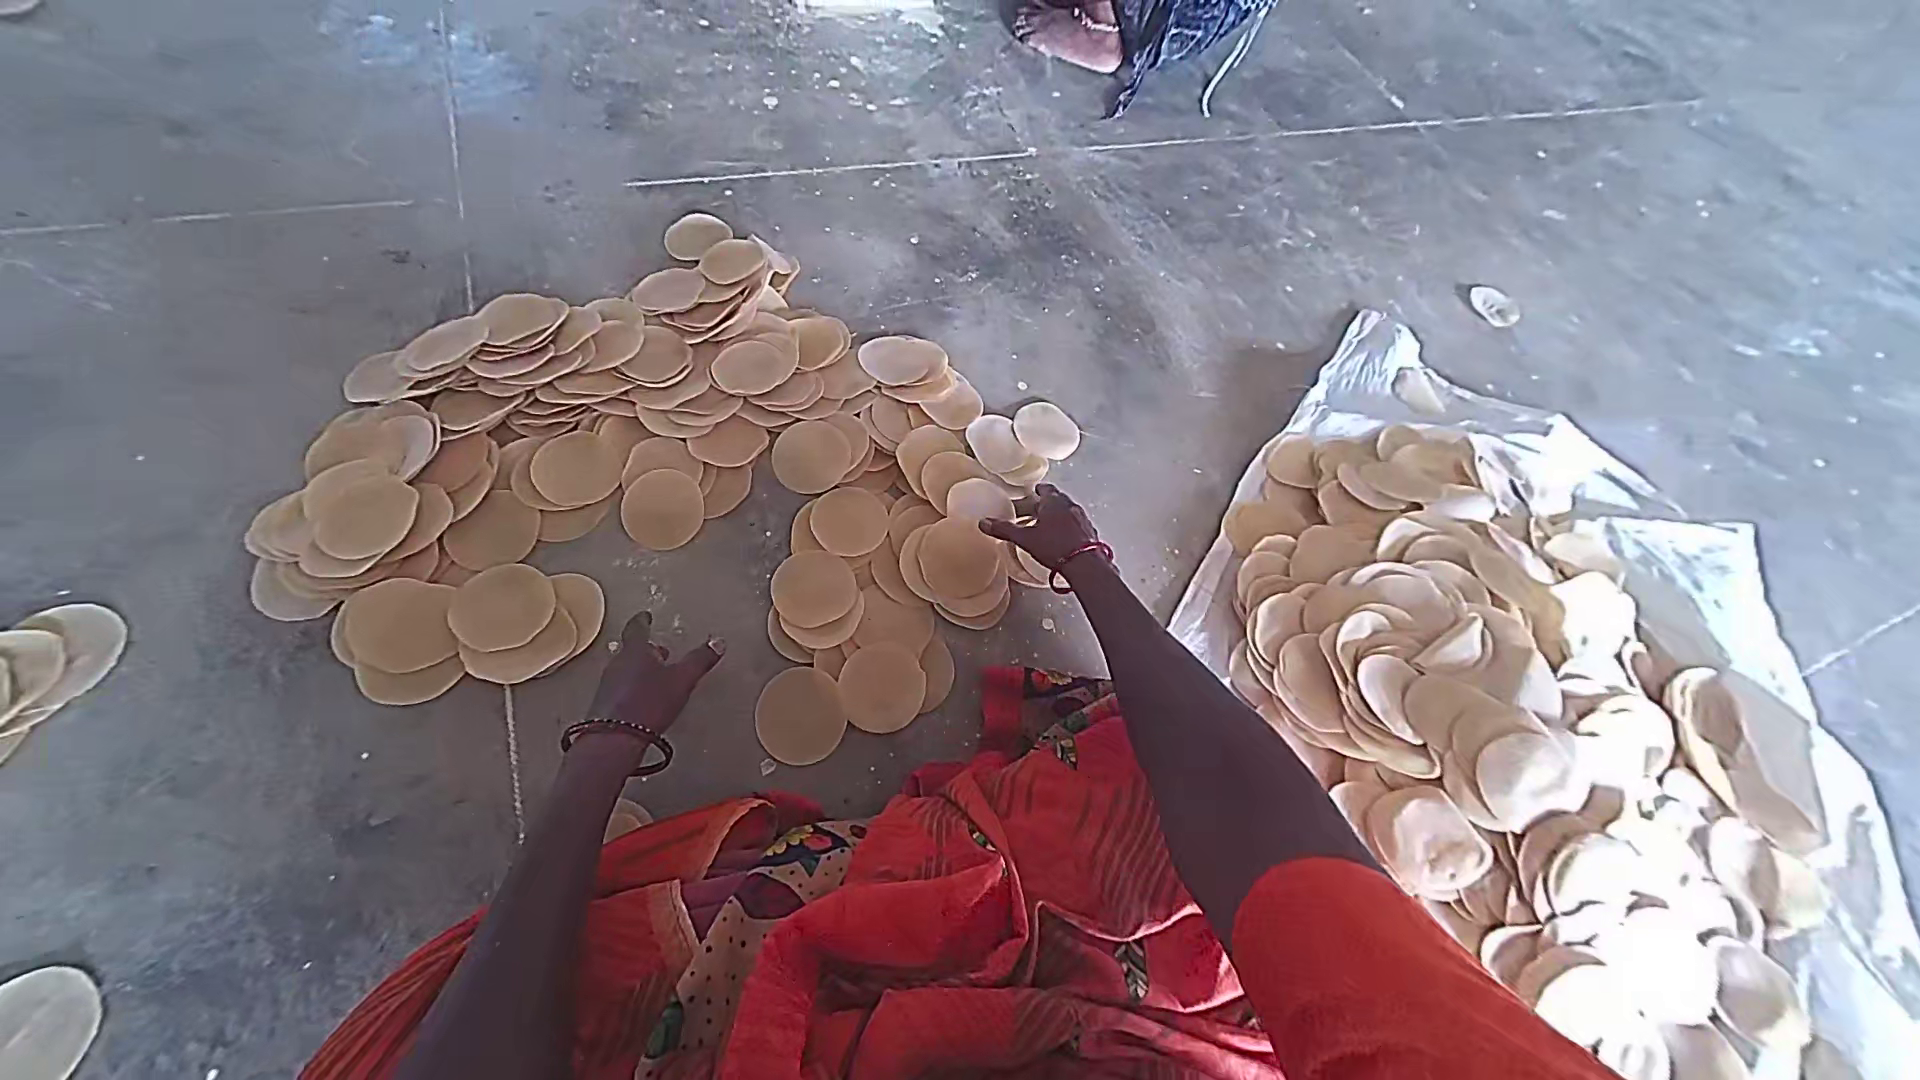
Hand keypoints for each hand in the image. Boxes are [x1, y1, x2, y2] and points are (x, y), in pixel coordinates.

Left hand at [584, 611, 723, 733]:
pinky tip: (645, 699)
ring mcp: (607, 686)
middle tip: (659, 651)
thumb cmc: (649, 702)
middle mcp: (617, 665)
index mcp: (635, 652)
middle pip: (631, 651)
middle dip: (646, 650)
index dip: (642, 621)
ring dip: (640, 670)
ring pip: (626, 670)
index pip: (636, 629)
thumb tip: (718, 642)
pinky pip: (621, 689)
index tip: (645, 616)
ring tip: (657, 676)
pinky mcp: (604, 707)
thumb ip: (700, 659)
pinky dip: (634, 688)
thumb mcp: (683, 679)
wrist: (614, 740)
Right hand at [979, 483, 1108, 572]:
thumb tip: (983, 522)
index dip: (1036, 492)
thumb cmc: (1054, 547)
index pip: (1043, 489)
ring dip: (1056, 515)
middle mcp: (1069, 505)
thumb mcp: (1025, 539)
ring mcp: (1082, 518)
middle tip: (1034, 511)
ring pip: (1066, 511)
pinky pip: (1075, 524)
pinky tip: (1061, 539)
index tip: (1031, 494)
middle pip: (1055, 499)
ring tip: (1045, 526)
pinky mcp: (1090, 532)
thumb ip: (1004, 529)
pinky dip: (1067, 527)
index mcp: (1053, 501)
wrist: (1086, 564)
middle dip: (1044, 504)